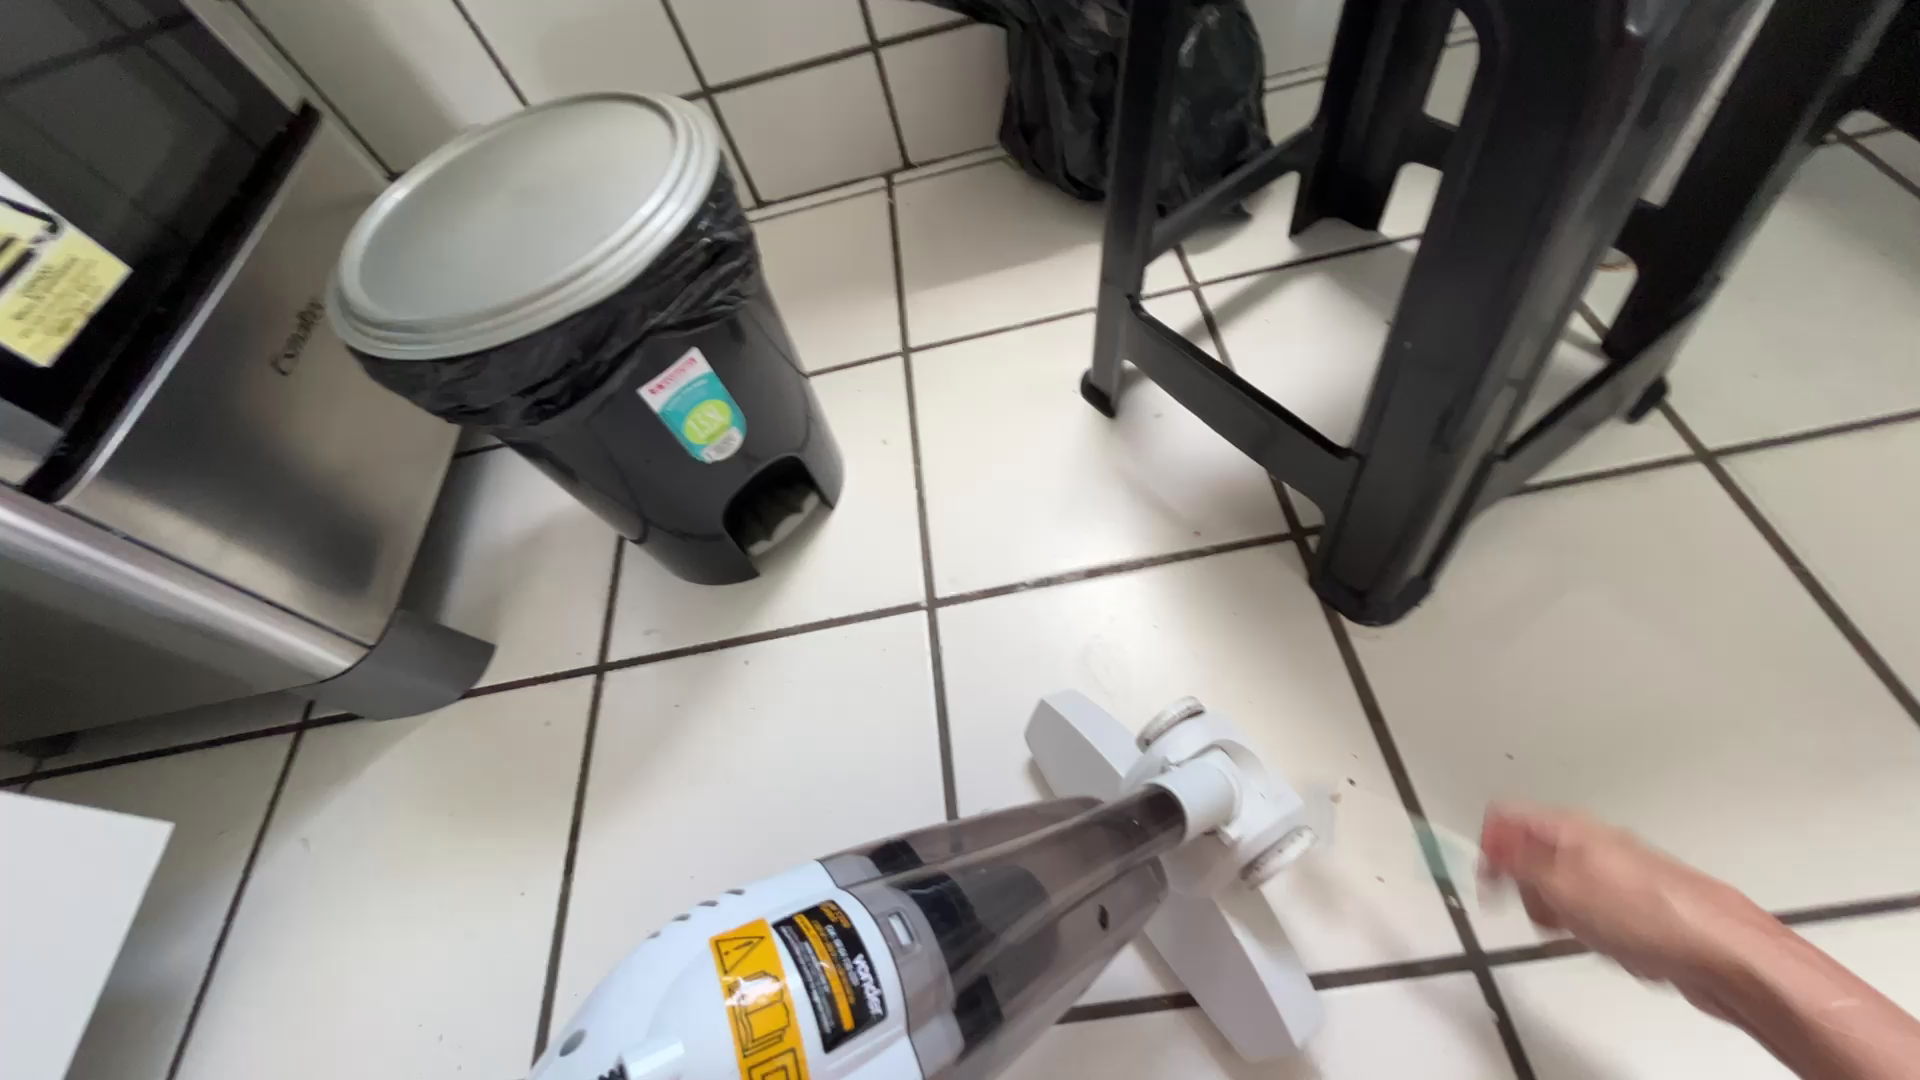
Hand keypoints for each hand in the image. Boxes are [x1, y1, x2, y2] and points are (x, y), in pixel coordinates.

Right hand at [1479, 803, 1779, 1016]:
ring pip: (1562, 887)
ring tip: (1581, 931)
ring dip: (1561, 912)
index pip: (1506, 816)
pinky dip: (1593, 931)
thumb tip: (1488, 844)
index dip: (1490, 845)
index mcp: (1571, 827)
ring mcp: (1620, 875)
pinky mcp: (1642, 908)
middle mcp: (1595, 843)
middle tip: (1540, 909)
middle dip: (1527, 886)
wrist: (1733, 960)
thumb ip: (1514, 860)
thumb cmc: (1655, 918)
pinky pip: (1594, 914)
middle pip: (1531, 853)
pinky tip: (1611, 944)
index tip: (1489, 877)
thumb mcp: (1559, 885)